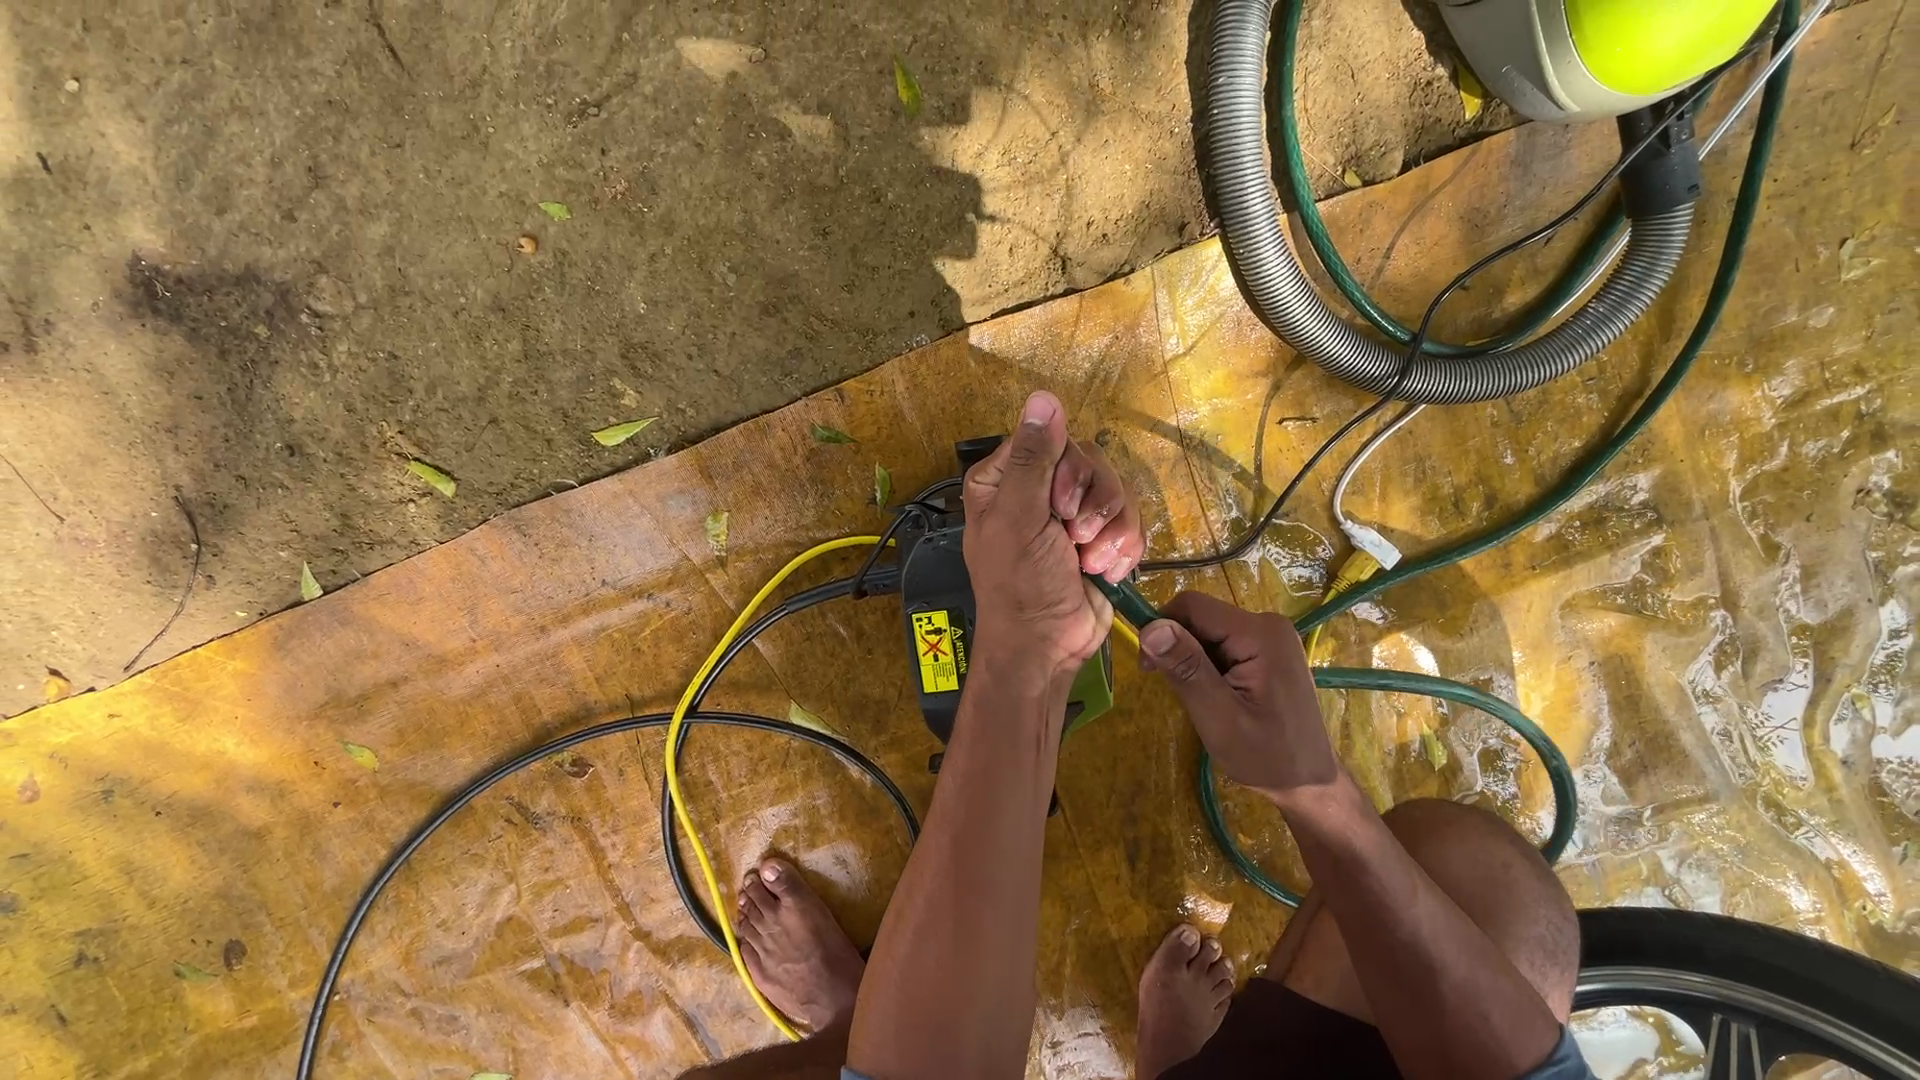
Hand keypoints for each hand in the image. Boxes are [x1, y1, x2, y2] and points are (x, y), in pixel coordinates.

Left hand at [963, 391, 1141, 673]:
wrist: (1047, 645)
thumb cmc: (1020, 585)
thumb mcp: (1019, 518)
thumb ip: (1033, 459)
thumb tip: (1043, 397)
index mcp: (1005, 480)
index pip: (1051, 440)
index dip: (1067, 471)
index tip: (1060, 506)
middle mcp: (1039, 491)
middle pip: (1090, 461)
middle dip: (1093, 505)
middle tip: (1073, 538)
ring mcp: (1072, 515)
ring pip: (1115, 489)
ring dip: (1110, 531)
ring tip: (1090, 562)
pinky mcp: (1100, 537)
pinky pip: (1129, 519)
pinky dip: (1121, 548)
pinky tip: (1104, 572)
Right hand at [1139, 592, 1338, 798]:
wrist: (1309, 783)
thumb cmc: (1267, 757)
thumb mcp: (1219, 718)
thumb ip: (1187, 669)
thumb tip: (1150, 628)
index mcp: (1260, 634)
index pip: (1192, 606)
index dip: (1161, 628)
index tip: (1148, 668)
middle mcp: (1267, 624)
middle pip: (1200, 617)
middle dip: (1177, 648)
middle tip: (1175, 691)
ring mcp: (1269, 637)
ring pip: (1207, 631)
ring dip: (1191, 660)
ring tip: (1201, 699)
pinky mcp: (1267, 650)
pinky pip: (1221, 643)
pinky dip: (1207, 666)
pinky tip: (1215, 695)